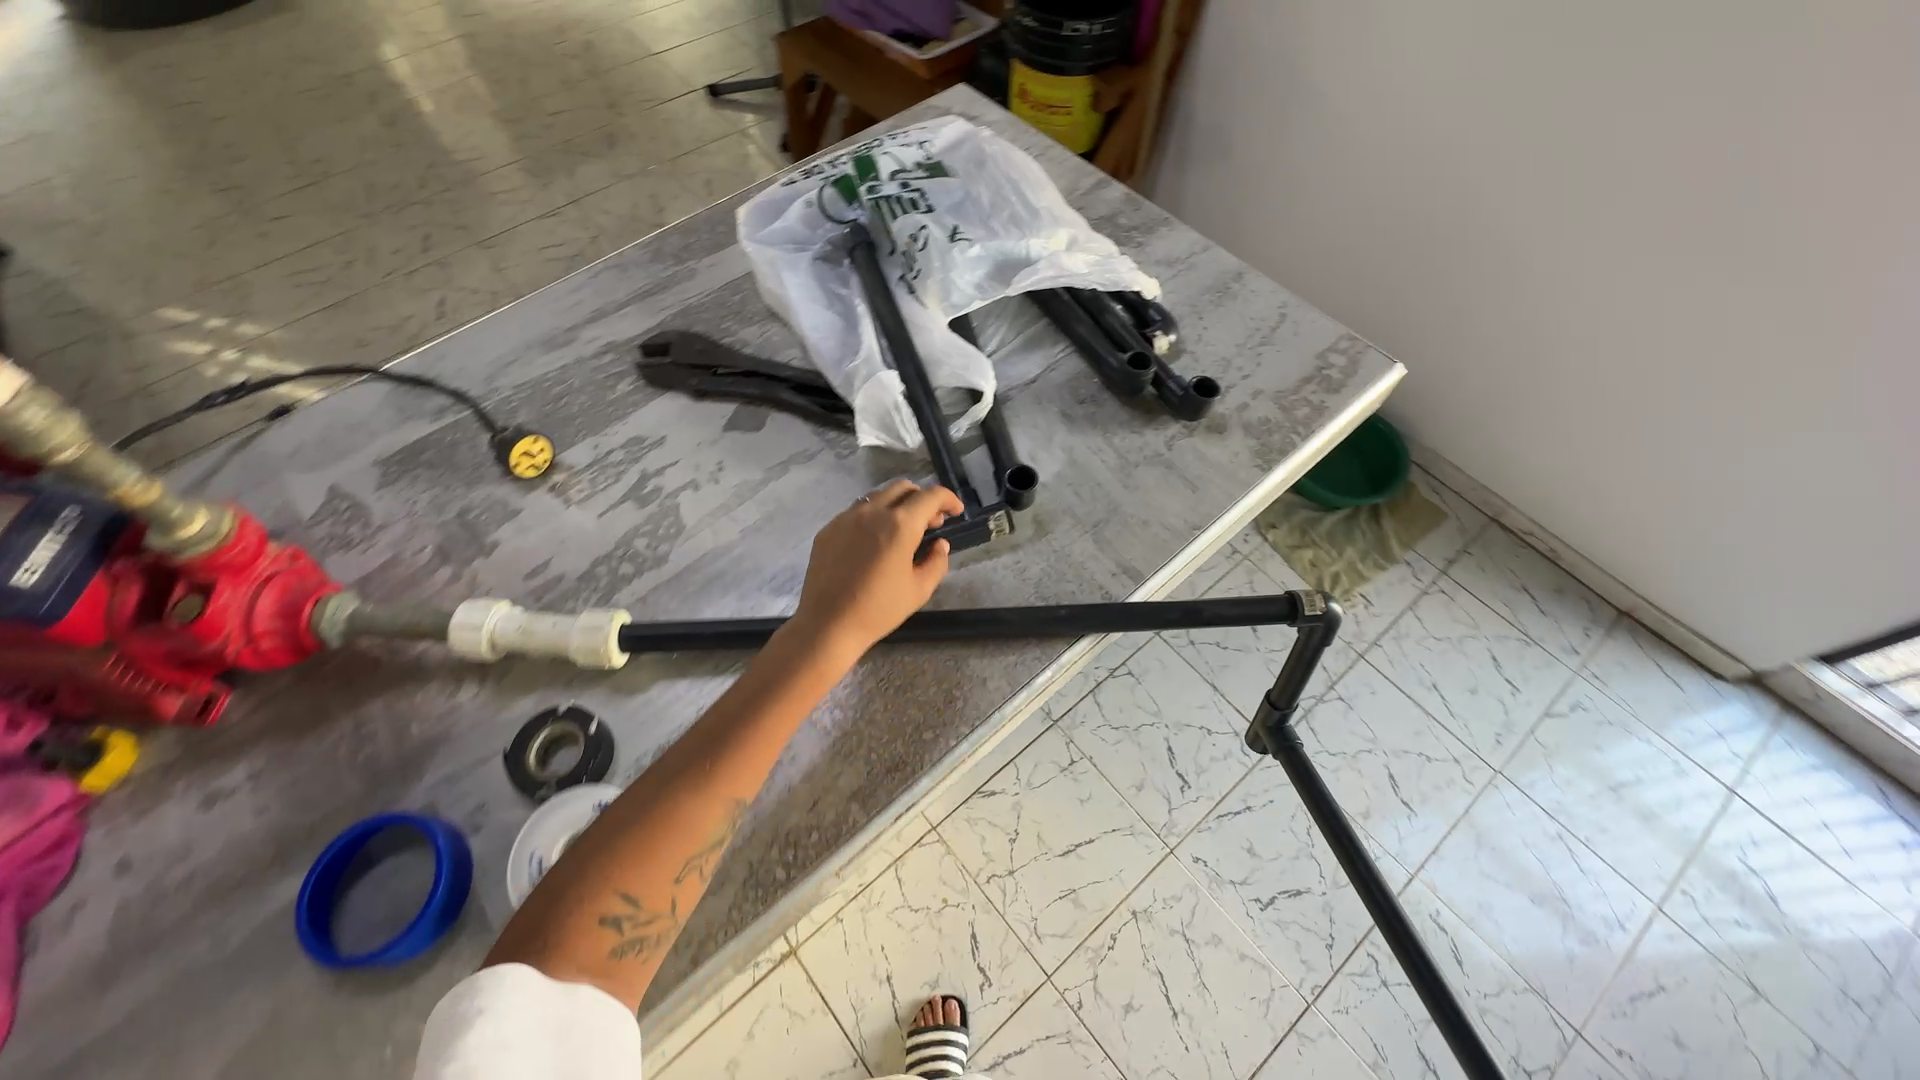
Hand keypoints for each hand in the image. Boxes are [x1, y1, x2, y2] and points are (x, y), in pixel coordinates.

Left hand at [792, 479, 964, 654]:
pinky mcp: (828, 529)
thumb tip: (940, 544)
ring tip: (902, 531)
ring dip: (897, 505)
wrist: (828, 624)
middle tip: (931, 523)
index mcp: (900, 525)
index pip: (931, 496)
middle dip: (922, 499)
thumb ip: (936, 561)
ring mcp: (846, 518)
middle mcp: (872, 512)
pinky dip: (873, 517)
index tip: (956, 511)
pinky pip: (856, 512)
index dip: (949, 499)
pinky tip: (874, 542)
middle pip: (903, 488)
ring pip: (878, 496)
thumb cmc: (879, 610)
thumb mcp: (919, 590)